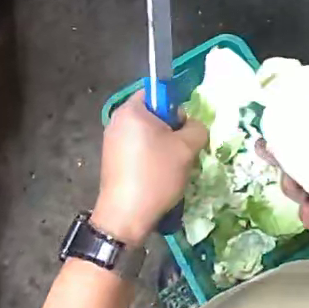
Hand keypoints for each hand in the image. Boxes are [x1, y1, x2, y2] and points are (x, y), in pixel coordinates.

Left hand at [94, 92, 208, 242]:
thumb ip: (196, 127)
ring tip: (172, 168)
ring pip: (147, 135)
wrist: (126, 216)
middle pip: (153, 115)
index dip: (174, 106)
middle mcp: (117, 121)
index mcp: (131, 110)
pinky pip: (138, 150)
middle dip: (171, 129)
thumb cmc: (155, 175)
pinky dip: (151, 159)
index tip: (182, 127)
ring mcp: (112, 142)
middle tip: (182, 150)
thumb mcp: (187, 148)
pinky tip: (159, 178)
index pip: (156, 91)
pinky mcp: (112, 161)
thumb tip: (192, 127)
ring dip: (164, 147)